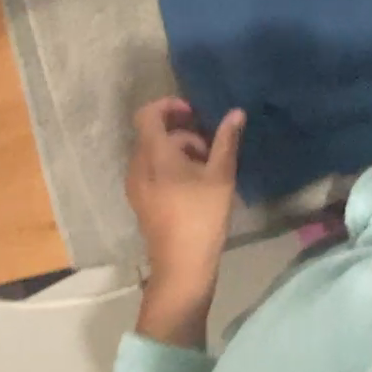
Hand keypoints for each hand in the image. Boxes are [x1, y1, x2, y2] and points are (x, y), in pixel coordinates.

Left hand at [126, 97, 244, 346]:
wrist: (181, 266)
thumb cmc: (202, 217)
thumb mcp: (221, 176)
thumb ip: (226, 141)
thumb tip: (236, 113)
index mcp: (154, 155)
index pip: (148, 114)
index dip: (169, 106)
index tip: (194, 113)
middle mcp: (138, 166)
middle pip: (154, 135)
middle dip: (183, 134)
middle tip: (211, 149)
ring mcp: (135, 185)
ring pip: (154, 155)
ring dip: (179, 152)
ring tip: (207, 171)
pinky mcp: (140, 201)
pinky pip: (152, 172)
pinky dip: (171, 168)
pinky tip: (195, 187)